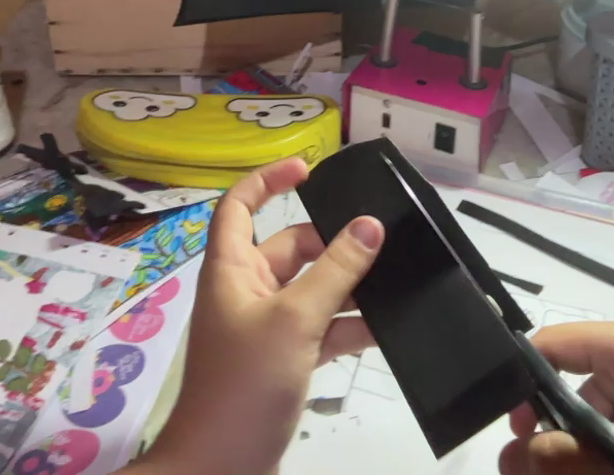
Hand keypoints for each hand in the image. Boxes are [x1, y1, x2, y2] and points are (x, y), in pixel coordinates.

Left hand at [139, 157, 384, 474]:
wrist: (220, 471)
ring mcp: (266, 326)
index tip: (308, 169)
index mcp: (232, 268)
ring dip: (347, 285)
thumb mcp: (295, 320)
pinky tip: (385, 327)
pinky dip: (348, 325)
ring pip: (311, 288)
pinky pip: (321, 327)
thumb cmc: (244, 384)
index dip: (268, 180)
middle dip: (331, 243)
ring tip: (394, 279)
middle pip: (290, 247)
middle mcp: (247, 289)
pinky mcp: (284, 359)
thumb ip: (336, 271)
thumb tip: (370, 225)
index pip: (240, 205)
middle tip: (380, 239)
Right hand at [500, 322, 613, 474]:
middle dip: (544, 430)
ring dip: (570, 455)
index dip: (523, 379)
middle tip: (519, 470)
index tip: (504, 426)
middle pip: (569, 388)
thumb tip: (508, 461)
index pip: (554, 345)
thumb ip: (567, 457)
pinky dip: (600, 465)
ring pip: (591, 423)